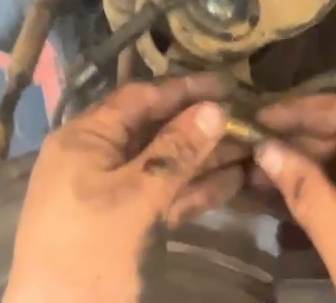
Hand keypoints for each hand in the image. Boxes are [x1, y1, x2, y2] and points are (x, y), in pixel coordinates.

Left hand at [5, 73, 239, 302]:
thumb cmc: (86, 252)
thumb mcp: (132, 199)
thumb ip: (174, 153)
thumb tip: (214, 108)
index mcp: (85, 138)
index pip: (139, 98)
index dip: (183, 89)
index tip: (226, 83)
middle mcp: (96, 156)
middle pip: (154, 130)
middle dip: (199, 126)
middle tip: (247, 117)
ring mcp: (110, 191)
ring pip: (162, 165)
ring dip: (204, 158)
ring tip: (251, 148)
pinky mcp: (124, 223)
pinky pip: (162, 195)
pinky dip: (193, 189)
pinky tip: (232, 182)